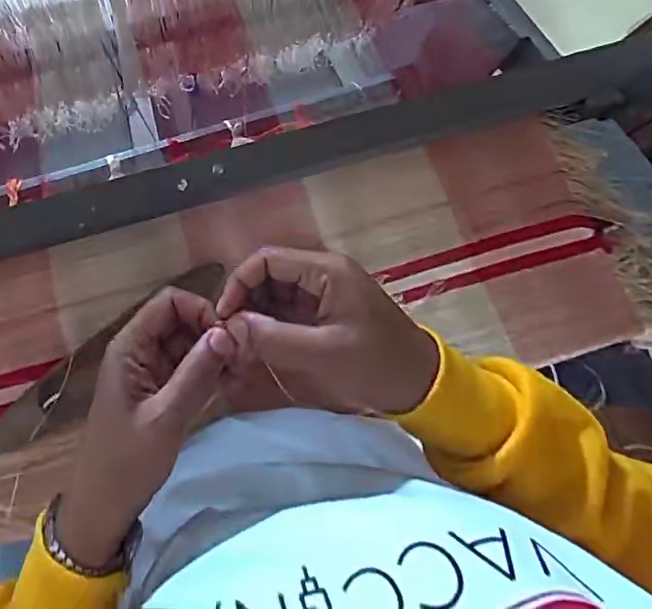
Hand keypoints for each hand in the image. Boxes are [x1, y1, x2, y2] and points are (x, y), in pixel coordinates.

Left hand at [59, 287, 234, 569]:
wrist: (102, 508)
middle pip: (178, 319)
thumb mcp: (165, 419)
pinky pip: (184, 366)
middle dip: (208, 331)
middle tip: (239, 358)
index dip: (199, 310)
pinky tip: (226, 383)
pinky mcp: (156, 390)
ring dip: (210, 352)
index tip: (227, 337)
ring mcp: (146, 369)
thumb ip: (195, 374)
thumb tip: (226, 333)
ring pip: (184, 342)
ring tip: (238, 371)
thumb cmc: (126, 463)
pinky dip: (204, 370)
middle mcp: (136, 349)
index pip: (167, 302)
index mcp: (128, 346)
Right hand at [216, 246, 440, 415]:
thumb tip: (228, 328)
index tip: (224, 315)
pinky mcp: (327, 312)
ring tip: (241, 342)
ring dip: (256, 314)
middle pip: (268, 274)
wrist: (426, 390)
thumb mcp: (323, 354)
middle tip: (230, 333)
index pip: (266, 259)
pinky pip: (287, 310)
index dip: (239, 282)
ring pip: (274, 292)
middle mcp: (323, 273)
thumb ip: (273, 338)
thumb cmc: (378, 366)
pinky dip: (270, 325)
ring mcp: (325, 292)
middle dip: (245, 300)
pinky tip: (260, 345)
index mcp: (326, 270)